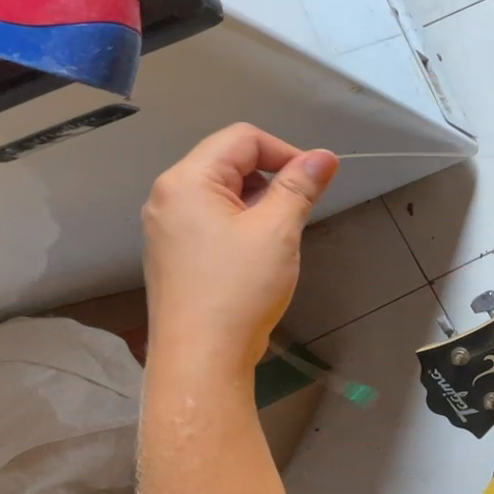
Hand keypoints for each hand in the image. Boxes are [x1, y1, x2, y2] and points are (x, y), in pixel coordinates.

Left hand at [142, 124, 337, 370]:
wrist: (202, 355)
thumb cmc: (240, 287)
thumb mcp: (278, 231)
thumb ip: (300, 187)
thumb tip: (324, 157)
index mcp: (187, 181)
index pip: (242, 138)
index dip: (286, 152)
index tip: (315, 183)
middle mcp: (169, 195)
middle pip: (229, 159)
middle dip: (274, 175)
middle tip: (302, 209)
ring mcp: (168, 225)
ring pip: (224, 190)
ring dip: (261, 199)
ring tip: (283, 233)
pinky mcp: (176, 251)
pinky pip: (214, 216)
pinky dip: (244, 220)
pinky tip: (260, 251)